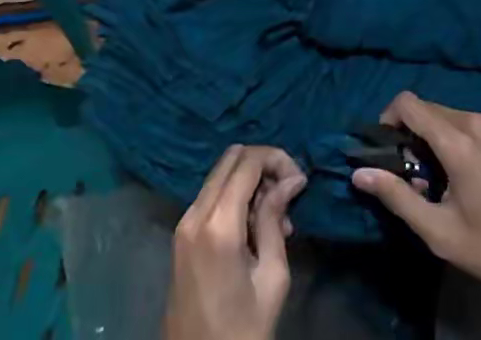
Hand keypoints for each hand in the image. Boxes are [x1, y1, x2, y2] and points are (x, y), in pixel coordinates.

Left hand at [164, 145, 307, 339]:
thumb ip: (275, 219)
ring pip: (221, 174)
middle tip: (288, 192)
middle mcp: (194, 215)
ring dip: (251, 182)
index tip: (299, 182)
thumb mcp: (272, 276)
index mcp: (218, 224)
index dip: (278, 160)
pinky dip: (236, 196)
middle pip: (231, 158)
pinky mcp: (181, 236)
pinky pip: (212, 196)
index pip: (248, 161)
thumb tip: (291, 179)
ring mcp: (183, 225)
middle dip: (264, 164)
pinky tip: (255, 227)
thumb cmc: (242, 329)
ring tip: (276, 219)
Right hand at [350, 93, 480, 339]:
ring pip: (448, 115)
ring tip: (435, 182)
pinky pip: (469, 123)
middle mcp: (478, 121)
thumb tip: (359, 173)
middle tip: (409, 177)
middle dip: (409, 135)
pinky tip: (461, 176)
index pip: (410, 104)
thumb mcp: (439, 231)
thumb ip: (397, 197)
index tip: (382, 150)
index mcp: (460, 142)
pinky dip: (454, 138)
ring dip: (432, 138)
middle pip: (428, 109)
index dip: (387, 119)